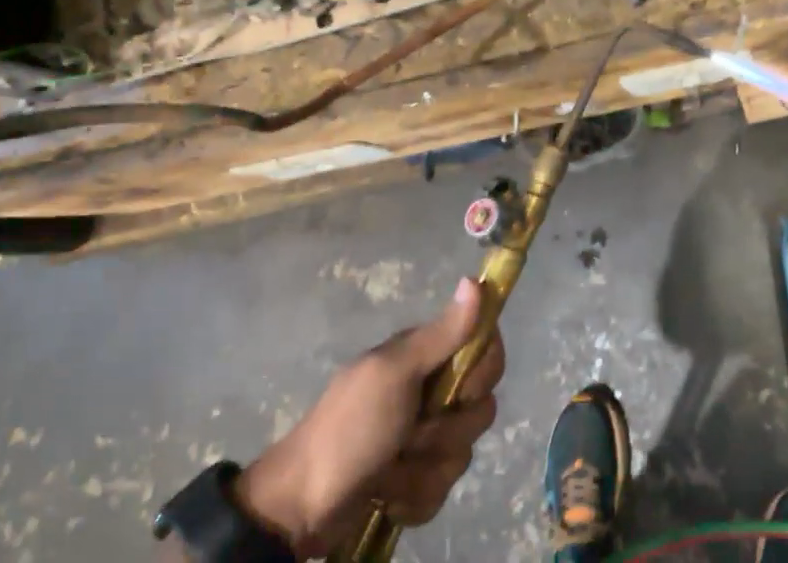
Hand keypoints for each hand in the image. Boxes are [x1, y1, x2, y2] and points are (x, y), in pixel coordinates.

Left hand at [234, 279, 504, 557]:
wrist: (301, 507)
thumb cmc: (350, 430)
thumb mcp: (393, 375)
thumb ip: (440, 335)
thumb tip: (474, 280)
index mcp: (424, 358)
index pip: (486, 351)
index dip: (481, 373)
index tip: (459, 390)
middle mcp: (429, 392)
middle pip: (481, 407)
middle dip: (448, 431)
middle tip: (410, 434)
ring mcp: (423, 438)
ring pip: (463, 451)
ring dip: (425, 469)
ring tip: (389, 472)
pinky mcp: (417, 478)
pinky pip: (442, 488)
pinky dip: (415, 498)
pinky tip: (387, 497)